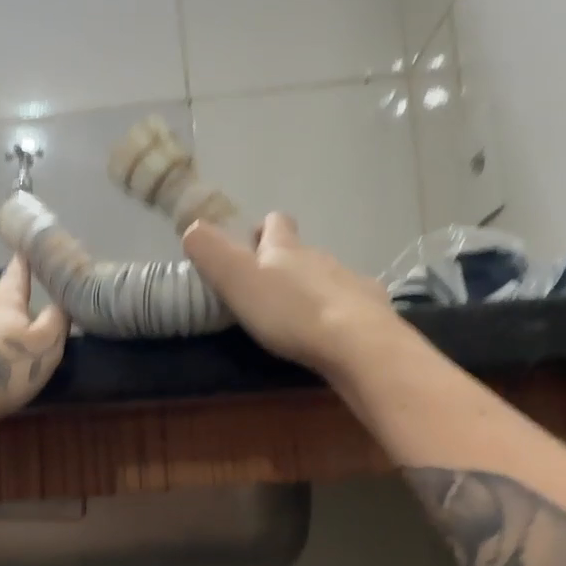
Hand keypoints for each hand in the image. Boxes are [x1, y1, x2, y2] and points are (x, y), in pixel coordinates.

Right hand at [182, 212, 401, 379]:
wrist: (356, 343)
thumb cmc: (289, 312)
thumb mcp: (236, 279)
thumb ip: (210, 252)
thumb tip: (192, 228)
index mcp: (285, 250)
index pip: (274, 223)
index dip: (262, 230)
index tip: (251, 246)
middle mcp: (320, 257)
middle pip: (302, 252)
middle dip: (286, 266)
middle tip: (267, 293)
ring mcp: (351, 281)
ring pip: (327, 277)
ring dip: (312, 291)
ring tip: (298, 319)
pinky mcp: (373, 309)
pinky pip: (354, 304)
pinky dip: (341, 314)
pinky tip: (333, 335)